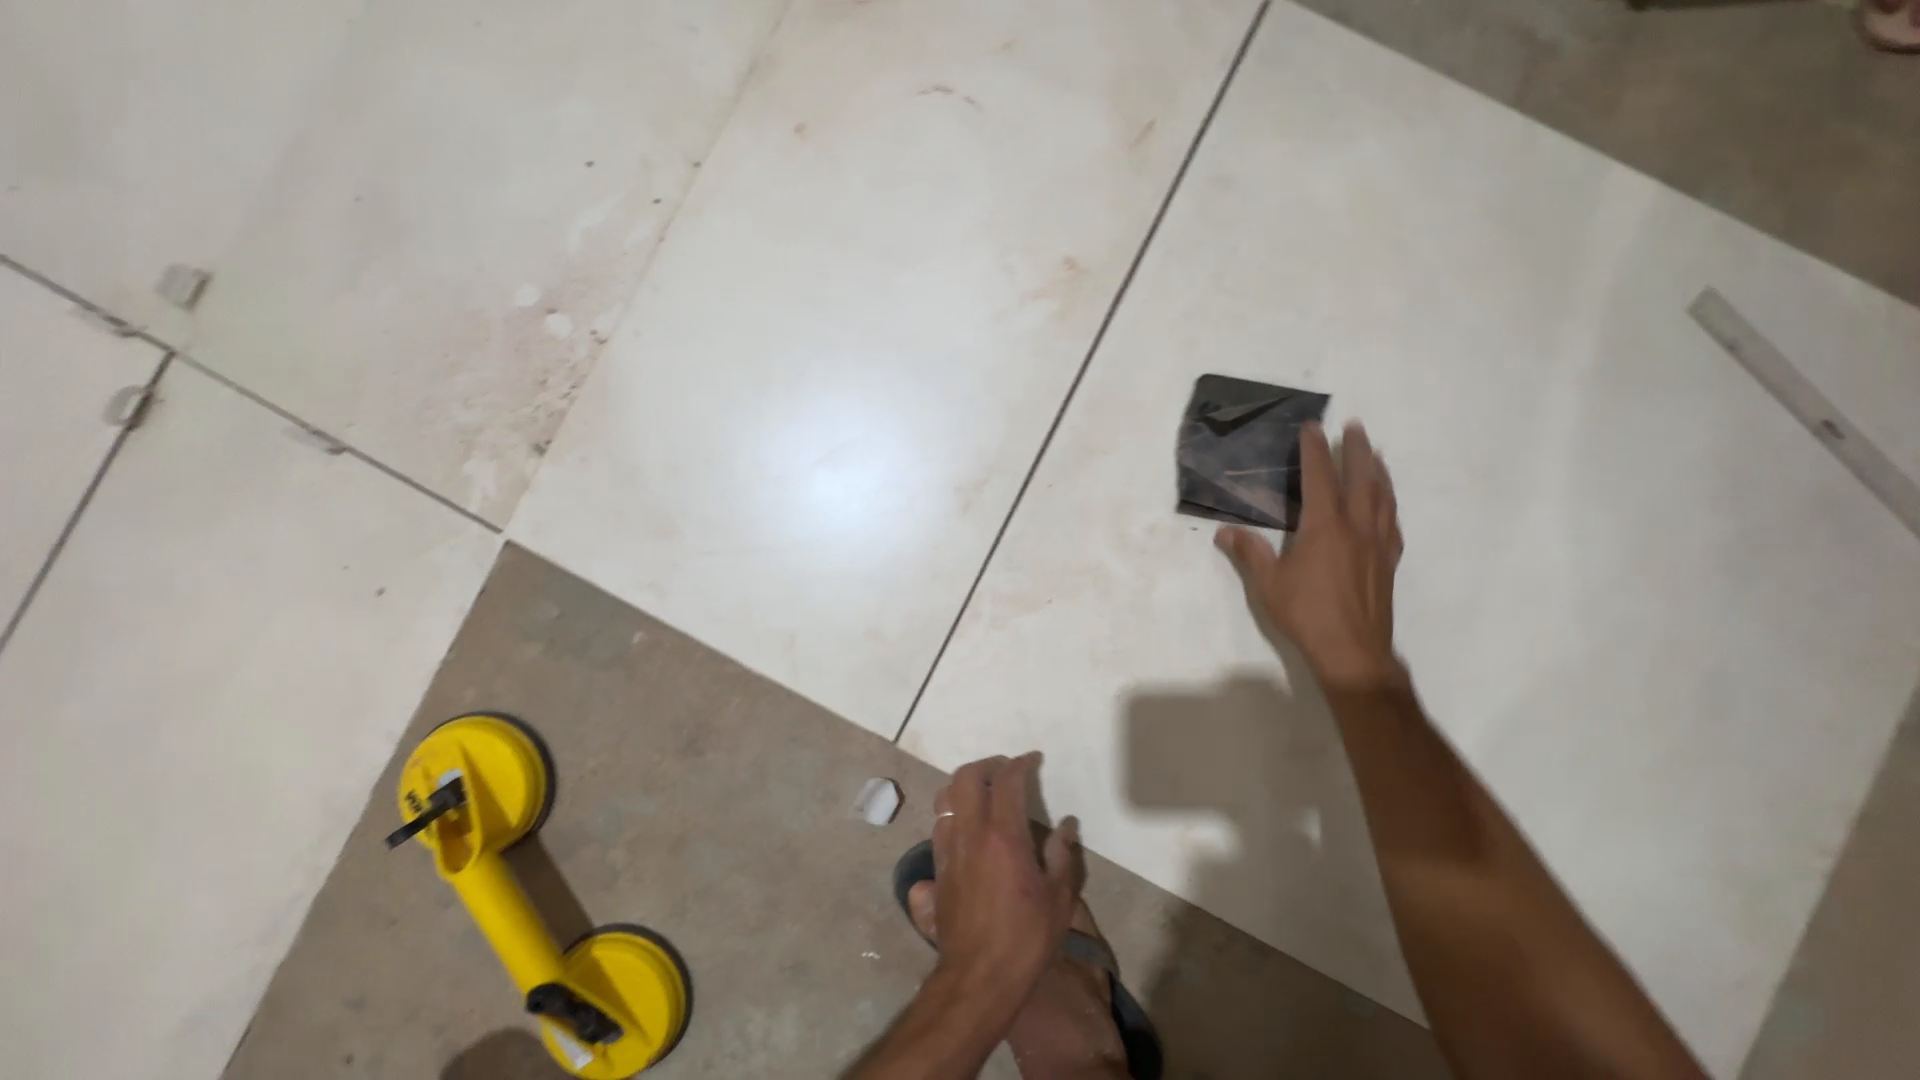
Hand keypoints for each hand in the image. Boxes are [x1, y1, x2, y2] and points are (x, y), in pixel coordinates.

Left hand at [929, 754, 1078, 999]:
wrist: (979, 977)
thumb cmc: (1026, 938)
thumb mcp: (1059, 897)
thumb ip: (1061, 854)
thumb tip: (1066, 825)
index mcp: (1003, 834)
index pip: (1006, 780)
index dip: (1020, 763)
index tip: (1032, 760)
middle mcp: (970, 833)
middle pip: (965, 777)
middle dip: (986, 765)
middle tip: (1006, 770)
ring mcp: (947, 850)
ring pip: (945, 799)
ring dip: (964, 787)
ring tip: (984, 793)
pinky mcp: (936, 870)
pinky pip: (939, 826)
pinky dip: (953, 814)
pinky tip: (968, 829)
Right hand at [1215, 421, 1404, 690]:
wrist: (1352, 650)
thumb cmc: (1306, 614)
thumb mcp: (1268, 584)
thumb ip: (1249, 553)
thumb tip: (1225, 532)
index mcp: (1325, 527)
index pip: (1320, 477)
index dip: (1315, 450)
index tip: (1313, 426)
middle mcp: (1356, 527)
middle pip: (1361, 478)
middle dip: (1356, 450)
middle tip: (1354, 426)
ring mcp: (1377, 544)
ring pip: (1382, 496)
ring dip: (1378, 470)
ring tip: (1375, 453)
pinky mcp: (1388, 561)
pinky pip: (1392, 521)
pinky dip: (1389, 502)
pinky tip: (1386, 502)